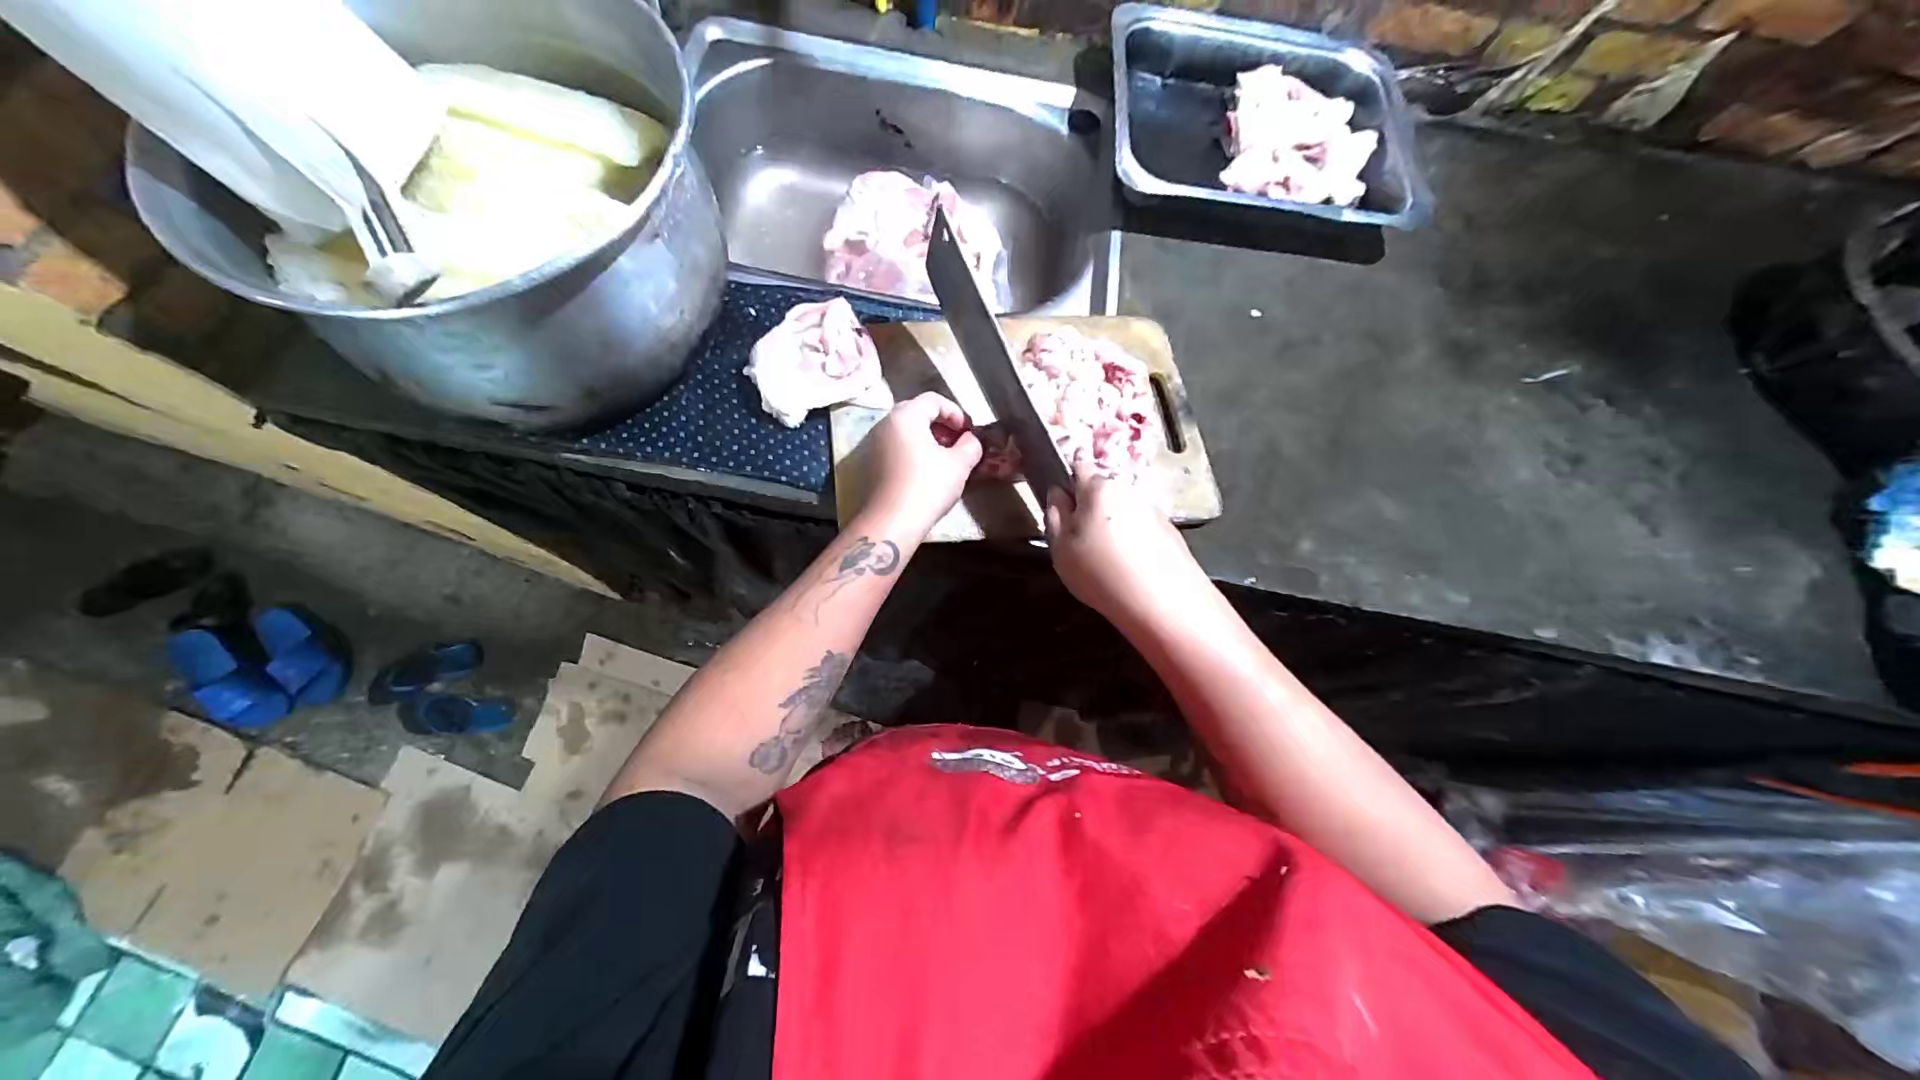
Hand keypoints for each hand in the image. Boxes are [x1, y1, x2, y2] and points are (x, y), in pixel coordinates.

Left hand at [868, 392, 982, 536]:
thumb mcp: (959, 464)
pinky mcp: (870, 464)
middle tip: (958, 442)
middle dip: (941, 425)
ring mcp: (874, 444)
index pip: (934, 400)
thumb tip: (970, 440)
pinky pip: (896, 447)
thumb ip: (970, 445)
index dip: (956, 412)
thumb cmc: (927, 487)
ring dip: (927, 438)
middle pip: (917, 412)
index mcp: (905, 416)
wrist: (891, 522)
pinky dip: (913, 451)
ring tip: (945, 458)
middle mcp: (885, 424)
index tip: (969, 431)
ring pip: (905, 431)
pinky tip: (926, 471)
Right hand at [1044, 468, 1210, 627]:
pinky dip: (1132, 537)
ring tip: (1106, 555)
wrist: (1161, 601)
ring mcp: (1152, 508)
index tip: (1064, 491)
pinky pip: (1141, 526)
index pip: (1080, 463)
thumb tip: (1057, 492)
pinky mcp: (1169, 530)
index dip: (1069, 474)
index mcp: (1098, 486)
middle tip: (1080, 534)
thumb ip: (1055, 515)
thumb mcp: (1061, 547)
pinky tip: (1128, 564)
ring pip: (1123, 508)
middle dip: (1091, 503)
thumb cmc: (1100, 571)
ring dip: (1113, 522)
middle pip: (1103, 488)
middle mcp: (1128, 489)